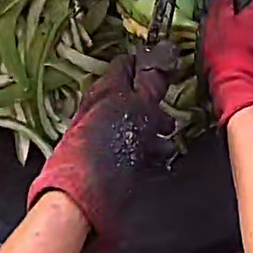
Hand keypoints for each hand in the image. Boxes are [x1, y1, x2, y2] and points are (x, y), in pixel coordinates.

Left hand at [27, 52, 175, 248]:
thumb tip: (161, 56)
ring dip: (154, 130)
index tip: (169, 71)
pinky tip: (158, 160)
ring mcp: (101, 132)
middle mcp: (101, 105)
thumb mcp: (138, 106)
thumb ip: (150, 84)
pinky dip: (147, 149)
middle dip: (156, 104)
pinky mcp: (105, 156)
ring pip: (134, 121)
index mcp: (106, 87)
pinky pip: (131, 144)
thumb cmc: (109, 144)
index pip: (127, 63)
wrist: (83, 195)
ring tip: (167, 144)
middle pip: (134, 94)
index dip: (149, 63)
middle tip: (169, 117)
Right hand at [202, 0, 252, 124]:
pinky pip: (248, 39)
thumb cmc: (225, 52)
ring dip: (233, 21)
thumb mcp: (217, 19)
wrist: (236, 90)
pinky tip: (223, 42)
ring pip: (248, 23)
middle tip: (211, 6)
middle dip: (231, 3)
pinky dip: (236, 36)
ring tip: (215, 25)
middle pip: (248, 5)